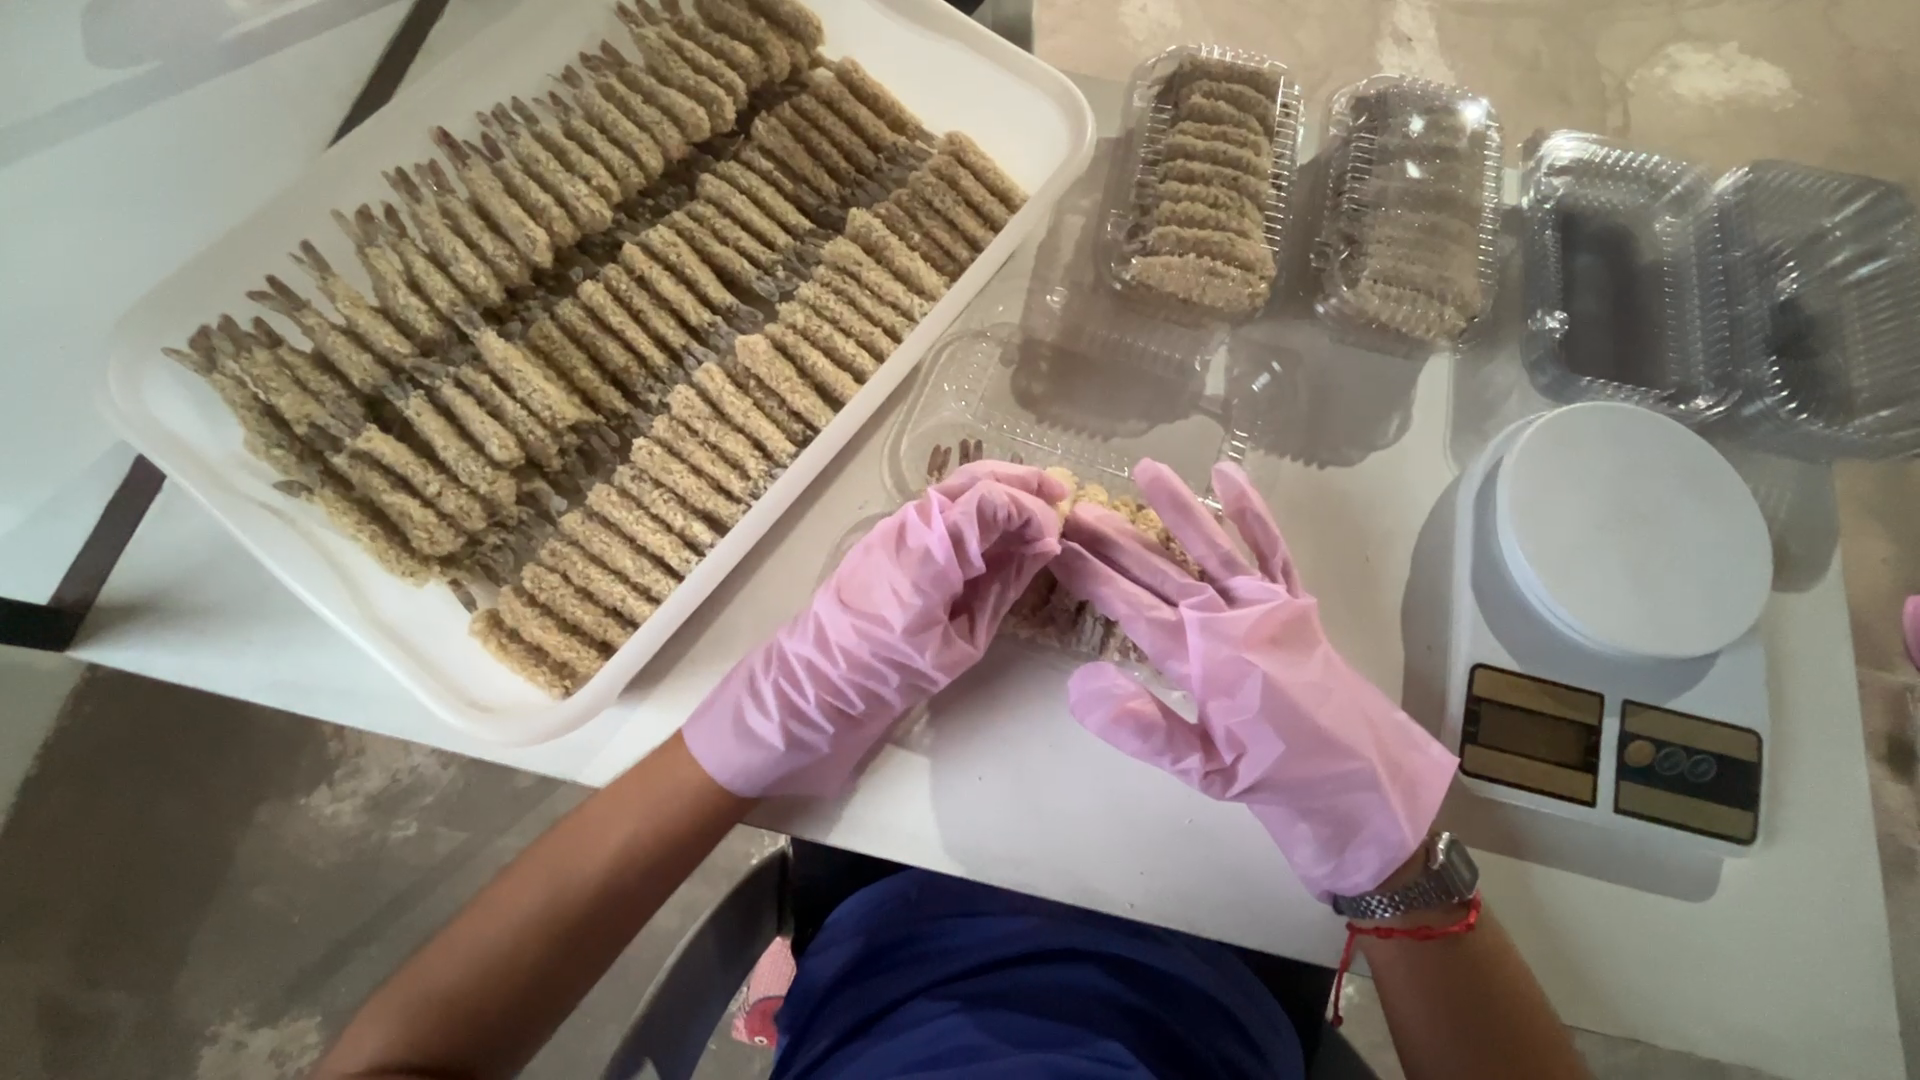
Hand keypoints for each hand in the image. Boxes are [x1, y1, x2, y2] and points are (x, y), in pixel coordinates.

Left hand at [683, 461, 1069, 797]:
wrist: (820, 677)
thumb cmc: (891, 671)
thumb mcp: (962, 641)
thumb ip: (1003, 587)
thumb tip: (1041, 549)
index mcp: (931, 552)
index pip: (991, 501)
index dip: (1031, 510)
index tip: (1055, 535)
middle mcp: (912, 524)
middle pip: (974, 477)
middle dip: (1022, 480)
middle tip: (1060, 494)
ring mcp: (897, 524)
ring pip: (956, 485)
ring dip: (1000, 487)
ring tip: (1038, 504)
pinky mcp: (890, 534)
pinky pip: (942, 505)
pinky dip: (977, 504)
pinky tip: (999, 525)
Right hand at [1049, 459, 1457, 900]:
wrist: (1361, 781)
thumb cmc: (1274, 776)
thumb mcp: (1204, 768)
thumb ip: (1145, 729)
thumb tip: (1080, 685)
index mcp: (1201, 662)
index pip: (1132, 608)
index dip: (1093, 577)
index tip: (1058, 548)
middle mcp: (1230, 623)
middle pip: (1163, 571)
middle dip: (1117, 539)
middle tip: (1075, 507)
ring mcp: (1267, 607)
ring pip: (1213, 548)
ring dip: (1179, 509)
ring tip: (1145, 469)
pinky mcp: (1296, 603)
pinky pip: (1274, 550)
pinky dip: (1254, 514)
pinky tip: (1228, 475)